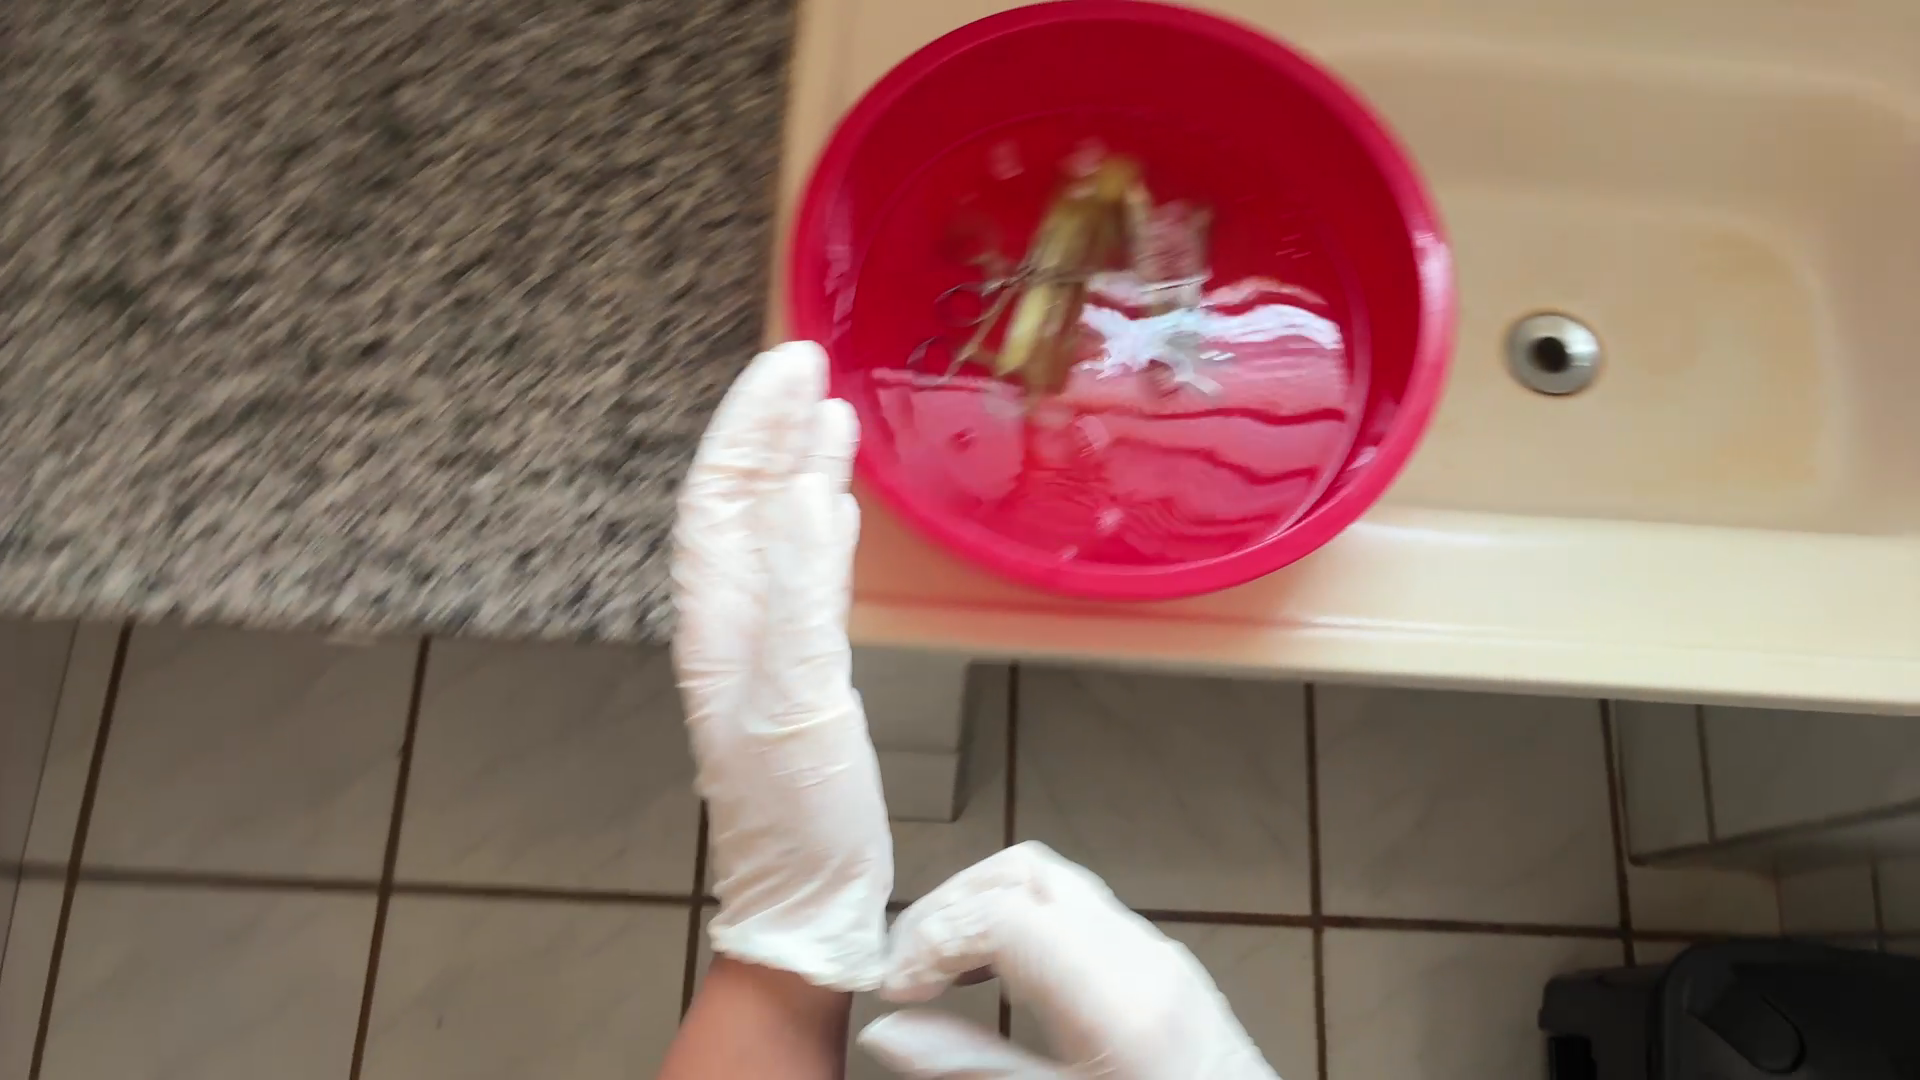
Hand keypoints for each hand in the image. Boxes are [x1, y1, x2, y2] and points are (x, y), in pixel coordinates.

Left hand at [671, 341, 889, 990]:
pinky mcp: (801, 661)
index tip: (790, 365)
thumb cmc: (798, 807)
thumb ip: (803, 591)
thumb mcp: (798, 696)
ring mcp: (766, 638)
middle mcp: (733, 616)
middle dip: (770, 427)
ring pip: (775, 529)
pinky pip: (806, 571)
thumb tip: (811, 488)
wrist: (807, 895)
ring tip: (827, 416)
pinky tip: (838, 502)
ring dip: (796, 467)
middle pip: (743, 501)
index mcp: (719, 616)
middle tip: (809, 365)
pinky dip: (820, 523)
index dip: (749, 424)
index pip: (721, 493)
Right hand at [858, 842, 1278, 1079]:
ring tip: (942, 962)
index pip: (1004, 914)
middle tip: (910, 962)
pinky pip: (1076, 908)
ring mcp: (1155, 947)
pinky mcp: (1159, 958)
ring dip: (985, 902)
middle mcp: (1138, 951)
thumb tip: (883, 1032)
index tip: (895, 984)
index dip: (935, 935)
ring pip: (1050, 879)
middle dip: (954, 901)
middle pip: (1025, 871)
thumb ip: (969, 1067)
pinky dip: (1021, 919)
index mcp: (1118, 998)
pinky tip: (998, 967)